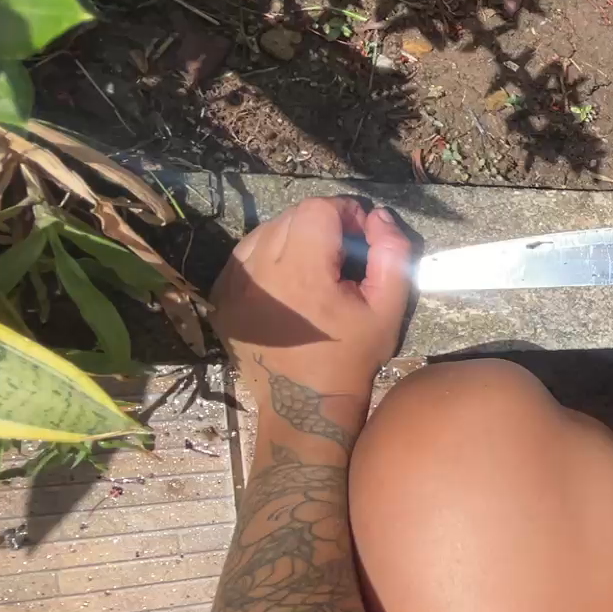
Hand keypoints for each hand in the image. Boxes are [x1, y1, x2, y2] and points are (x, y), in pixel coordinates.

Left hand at [213, 197, 412, 408]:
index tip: (365, 233)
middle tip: (348, 252)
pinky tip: (293, 280)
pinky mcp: (220, 296)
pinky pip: (246, 256)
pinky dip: (273, 255)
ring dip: (297, 237)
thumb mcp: (388, 307)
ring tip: (320, 266)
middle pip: (291, 216)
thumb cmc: (354, 354)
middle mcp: (257, 271)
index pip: (317, 209)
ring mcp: (232, 284)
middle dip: (325, 223)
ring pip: (265, 231)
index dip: (347, 212)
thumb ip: (392, 255)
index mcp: (300, 273)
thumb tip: (379, 217)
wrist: (305, 401)